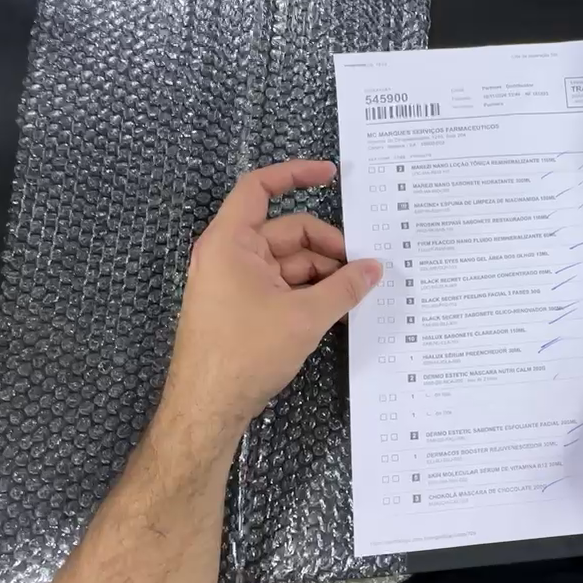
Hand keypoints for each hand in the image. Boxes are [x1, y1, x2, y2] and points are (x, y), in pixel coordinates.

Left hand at [163, 161, 381, 428]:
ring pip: (290, 262)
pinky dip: (311, 292)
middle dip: (328, 247)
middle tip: (364, 268)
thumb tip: (375, 269)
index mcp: (231, 243)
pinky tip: (337, 308)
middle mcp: (230, 256)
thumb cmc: (245, 353)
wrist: (207, 408)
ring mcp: (236, 283)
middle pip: (287, 232)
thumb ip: (345, 287)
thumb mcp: (305, 317)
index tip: (331, 174)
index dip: (295, 174)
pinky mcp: (243, 307)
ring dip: (324, 273)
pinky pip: (284, 285)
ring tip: (356, 293)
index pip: (259, 189)